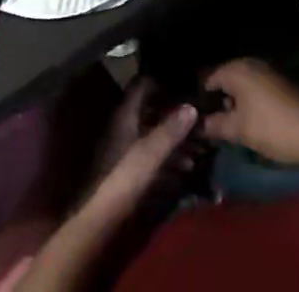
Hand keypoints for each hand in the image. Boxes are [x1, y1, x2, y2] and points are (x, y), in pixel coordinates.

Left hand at [85, 86, 197, 217]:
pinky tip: (186, 167)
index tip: (184, 87)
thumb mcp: (151, 152)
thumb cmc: (125, 177)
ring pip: (153, 132)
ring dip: (174, 137)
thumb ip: (170, 129)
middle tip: (197, 118)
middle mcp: (123, 125)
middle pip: (150, 109)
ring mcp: (125, 146)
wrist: (100, 216)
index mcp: (125, 115)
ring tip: (198, 146)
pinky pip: (152, 152)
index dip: (161, 82)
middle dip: (174, 113)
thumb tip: (191, 106)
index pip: (141, 85)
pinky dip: (169, 155)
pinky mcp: (128, 167)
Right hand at [200, 59, 298, 166]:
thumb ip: (213, 125)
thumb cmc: (274, 128)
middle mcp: (249, 64)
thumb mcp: (239, 130)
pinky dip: (244, 103)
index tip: (190, 120)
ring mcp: (265, 72)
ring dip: (229, 104)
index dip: (196, 99)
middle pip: (221, 81)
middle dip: (212, 102)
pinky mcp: (277, 84)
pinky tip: (241, 122)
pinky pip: (251, 90)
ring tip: (220, 127)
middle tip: (203, 126)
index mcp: (236, 69)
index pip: (205, 79)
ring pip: (237, 86)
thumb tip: (193, 125)